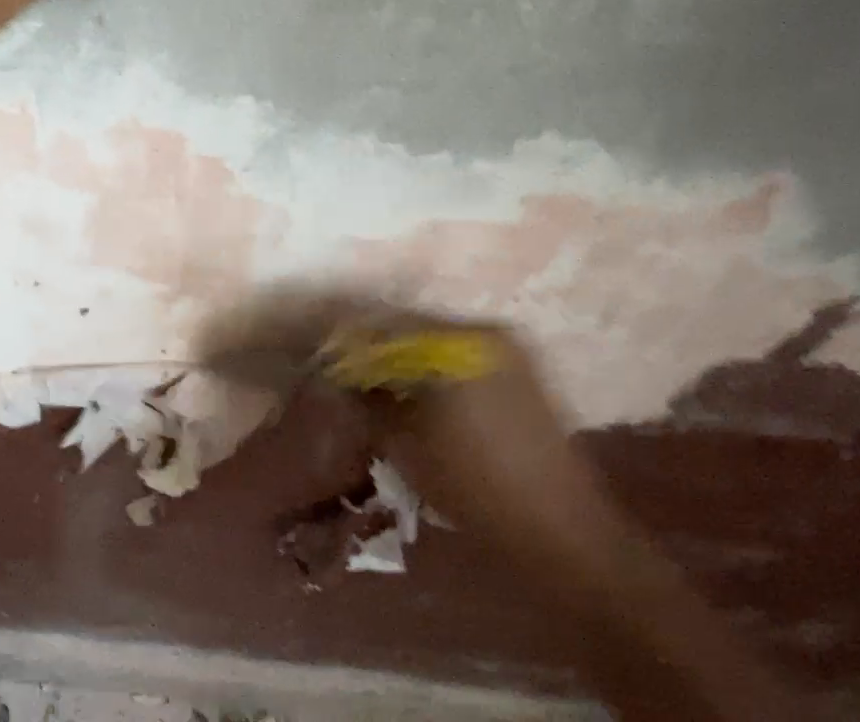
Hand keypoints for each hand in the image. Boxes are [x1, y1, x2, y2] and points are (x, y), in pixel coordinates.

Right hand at [198, 290, 623, 572]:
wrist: (562, 535)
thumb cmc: (474, 485)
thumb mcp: (401, 439)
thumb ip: (360, 396)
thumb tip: (327, 372)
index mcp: (455, 341)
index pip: (373, 323)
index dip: (330, 334)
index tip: (296, 342)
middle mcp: (483, 332)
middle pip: (400, 326)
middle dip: (358, 343)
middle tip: (321, 360)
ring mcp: (506, 352)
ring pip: (425, 341)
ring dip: (387, 354)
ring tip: (352, 375)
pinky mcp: (518, 374)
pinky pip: (452, 357)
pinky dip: (419, 366)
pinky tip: (395, 387)